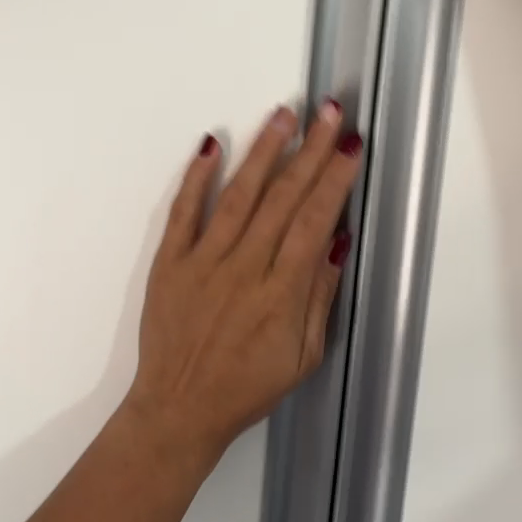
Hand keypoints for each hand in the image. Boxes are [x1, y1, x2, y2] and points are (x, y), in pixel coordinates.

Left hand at [124, 102, 362, 458]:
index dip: (335, 179)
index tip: (351, 145)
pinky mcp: (169, 263)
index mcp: (281, 294)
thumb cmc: (247, 388)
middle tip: (329, 111)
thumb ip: (320, 297)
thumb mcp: (303, 357)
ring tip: (284, 114)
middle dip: (310, 150)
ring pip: (239, 196)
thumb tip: (337, 241)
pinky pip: (184, 213)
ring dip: (263, 151)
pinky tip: (211, 145)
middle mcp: (243, 269)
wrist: (177, 410)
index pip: (314, 222)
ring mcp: (202, 263)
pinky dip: (197, 178)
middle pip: (283, 199)